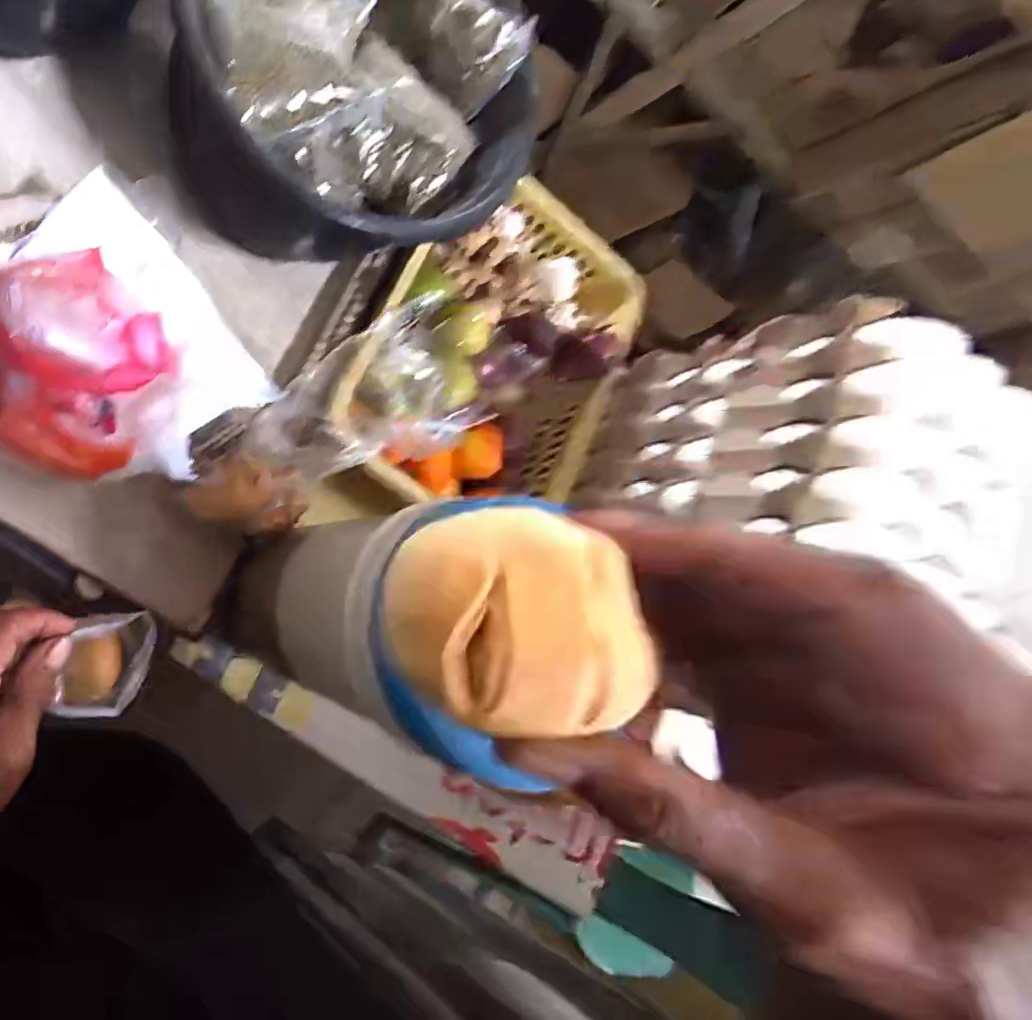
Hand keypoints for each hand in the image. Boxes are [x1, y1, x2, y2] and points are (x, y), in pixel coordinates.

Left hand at [0, 607, 74, 866]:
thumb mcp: (13, 748)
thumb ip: (33, 691)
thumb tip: (58, 644)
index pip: (3, 626)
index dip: (41, 618)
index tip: (74, 630)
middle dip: (35, 625)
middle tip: (70, 642)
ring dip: (23, 639)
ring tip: (56, 656)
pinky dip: (8, 654)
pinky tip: (28, 674)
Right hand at [509, 514, 1031, 1019]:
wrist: (984, 968)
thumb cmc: (937, 943)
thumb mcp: (812, 899)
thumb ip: (672, 817)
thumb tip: (518, 746)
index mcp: (938, 689)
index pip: (810, 583)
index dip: (692, 550)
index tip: (581, 534)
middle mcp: (874, 652)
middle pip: (736, 578)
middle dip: (626, 567)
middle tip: (522, 562)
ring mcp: (821, 664)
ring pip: (702, 600)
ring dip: (614, 601)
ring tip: (525, 599)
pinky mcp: (774, 682)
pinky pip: (688, 637)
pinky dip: (623, 642)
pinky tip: (569, 657)